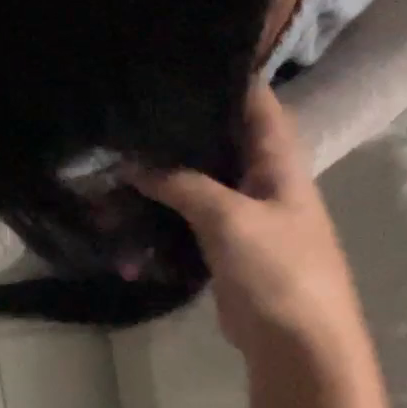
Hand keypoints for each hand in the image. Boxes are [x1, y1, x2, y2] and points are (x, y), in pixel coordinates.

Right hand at [130, 83, 366, 354]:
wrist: (294, 338)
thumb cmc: (279, 269)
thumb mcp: (230, 219)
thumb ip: (184, 186)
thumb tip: (135, 163)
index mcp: (279, 163)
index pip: (255, 105)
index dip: (225, 82)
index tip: (179, 68)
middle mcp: (261, 182)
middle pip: (217, 146)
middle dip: (175, 137)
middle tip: (128, 125)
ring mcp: (240, 218)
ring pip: (194, 188)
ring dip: (157, 186)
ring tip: (112, 176)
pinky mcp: (221, 250)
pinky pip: (183, 226)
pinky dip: (156, 224)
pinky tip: (125, 223)